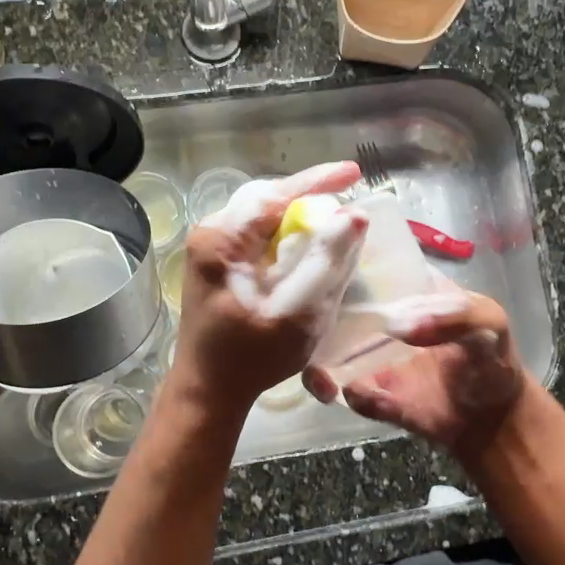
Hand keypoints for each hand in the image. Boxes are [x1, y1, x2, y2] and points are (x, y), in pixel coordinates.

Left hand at [169, 162, 368, 413]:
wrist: (209, 391)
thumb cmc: (251, 357)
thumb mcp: (298, 312)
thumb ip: (325, 262)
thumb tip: (354, 215)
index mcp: (222, 240)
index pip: (275, 194)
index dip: (317, 180)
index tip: (355, 172)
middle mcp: (211, 235)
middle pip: (267, 200)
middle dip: (308, 195)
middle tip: (347, 194)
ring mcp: (211, 249)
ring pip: (263, 216)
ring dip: (298, 215)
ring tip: (333, 217)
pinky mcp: (217, 265)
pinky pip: (258, 235)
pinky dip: (286, 234)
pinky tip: (308, 243)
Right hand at [305, 283, 525, 458]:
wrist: (494, 420)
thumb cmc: (492, 358)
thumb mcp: (490, 323)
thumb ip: (457, 315)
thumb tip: (400, 326)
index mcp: (405, 289)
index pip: (365, 263)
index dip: (341, 259)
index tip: (322, 263)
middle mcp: (379, 317)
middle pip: (332, 303)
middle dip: (315, 309)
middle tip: (309, 319)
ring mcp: (370, 356)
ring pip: (325, 348)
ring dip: (317, 356)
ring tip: (324, 368)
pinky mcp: (371, 393)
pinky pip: (347, 390)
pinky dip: (347, 391)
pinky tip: (363, 394)